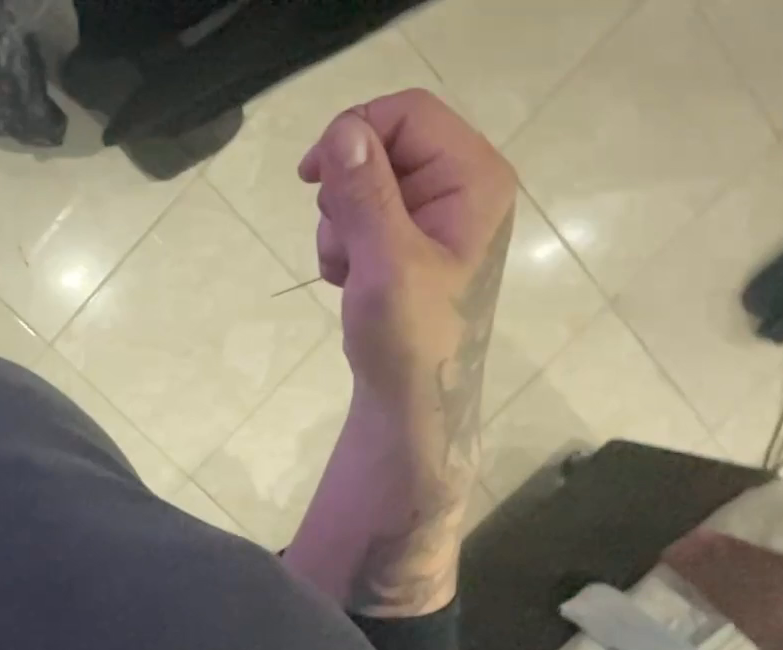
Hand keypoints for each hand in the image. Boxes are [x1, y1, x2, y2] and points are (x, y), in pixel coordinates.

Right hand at [298, 89, 516, 409]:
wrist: (412, 401)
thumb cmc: (411, 337)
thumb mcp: (386, 263)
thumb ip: (365, 195)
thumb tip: (341, 131)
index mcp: (472, 177)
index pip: (408, 114)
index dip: (353, 133)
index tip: (310, 177)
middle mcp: (458, 186)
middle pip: (380, 147)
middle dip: (344, 193)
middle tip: (346, 244)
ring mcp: (432, 217)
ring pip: (361, 187)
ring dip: (339, 226)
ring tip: (351, 272)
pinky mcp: (408, 243)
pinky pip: (359, 219)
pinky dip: (343, 247)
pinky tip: (350, 280)